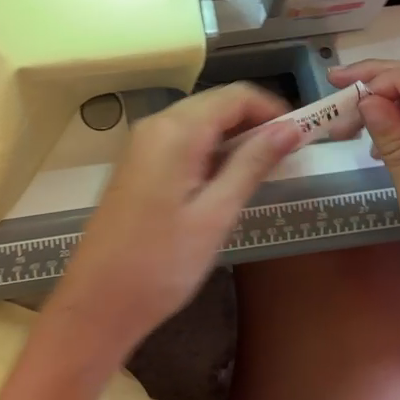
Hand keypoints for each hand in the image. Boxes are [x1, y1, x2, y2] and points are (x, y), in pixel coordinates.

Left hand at [48, 83, 301, 356]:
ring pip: (199, 121)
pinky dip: (211, 151)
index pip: (234, 95)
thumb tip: (289, 129)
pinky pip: (182, 141)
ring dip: (234, 137)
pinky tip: (227, 181)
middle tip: (289, 156)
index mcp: (174, 131)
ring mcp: (142, 145)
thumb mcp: (215, 215)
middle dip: (255, 122)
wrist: (97, 304)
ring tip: (265, 171)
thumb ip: (251, 165)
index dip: (272, 109)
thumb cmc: (160, 265)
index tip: (302, 137)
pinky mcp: (137, 165)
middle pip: (215, 104)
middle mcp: (154, 126)